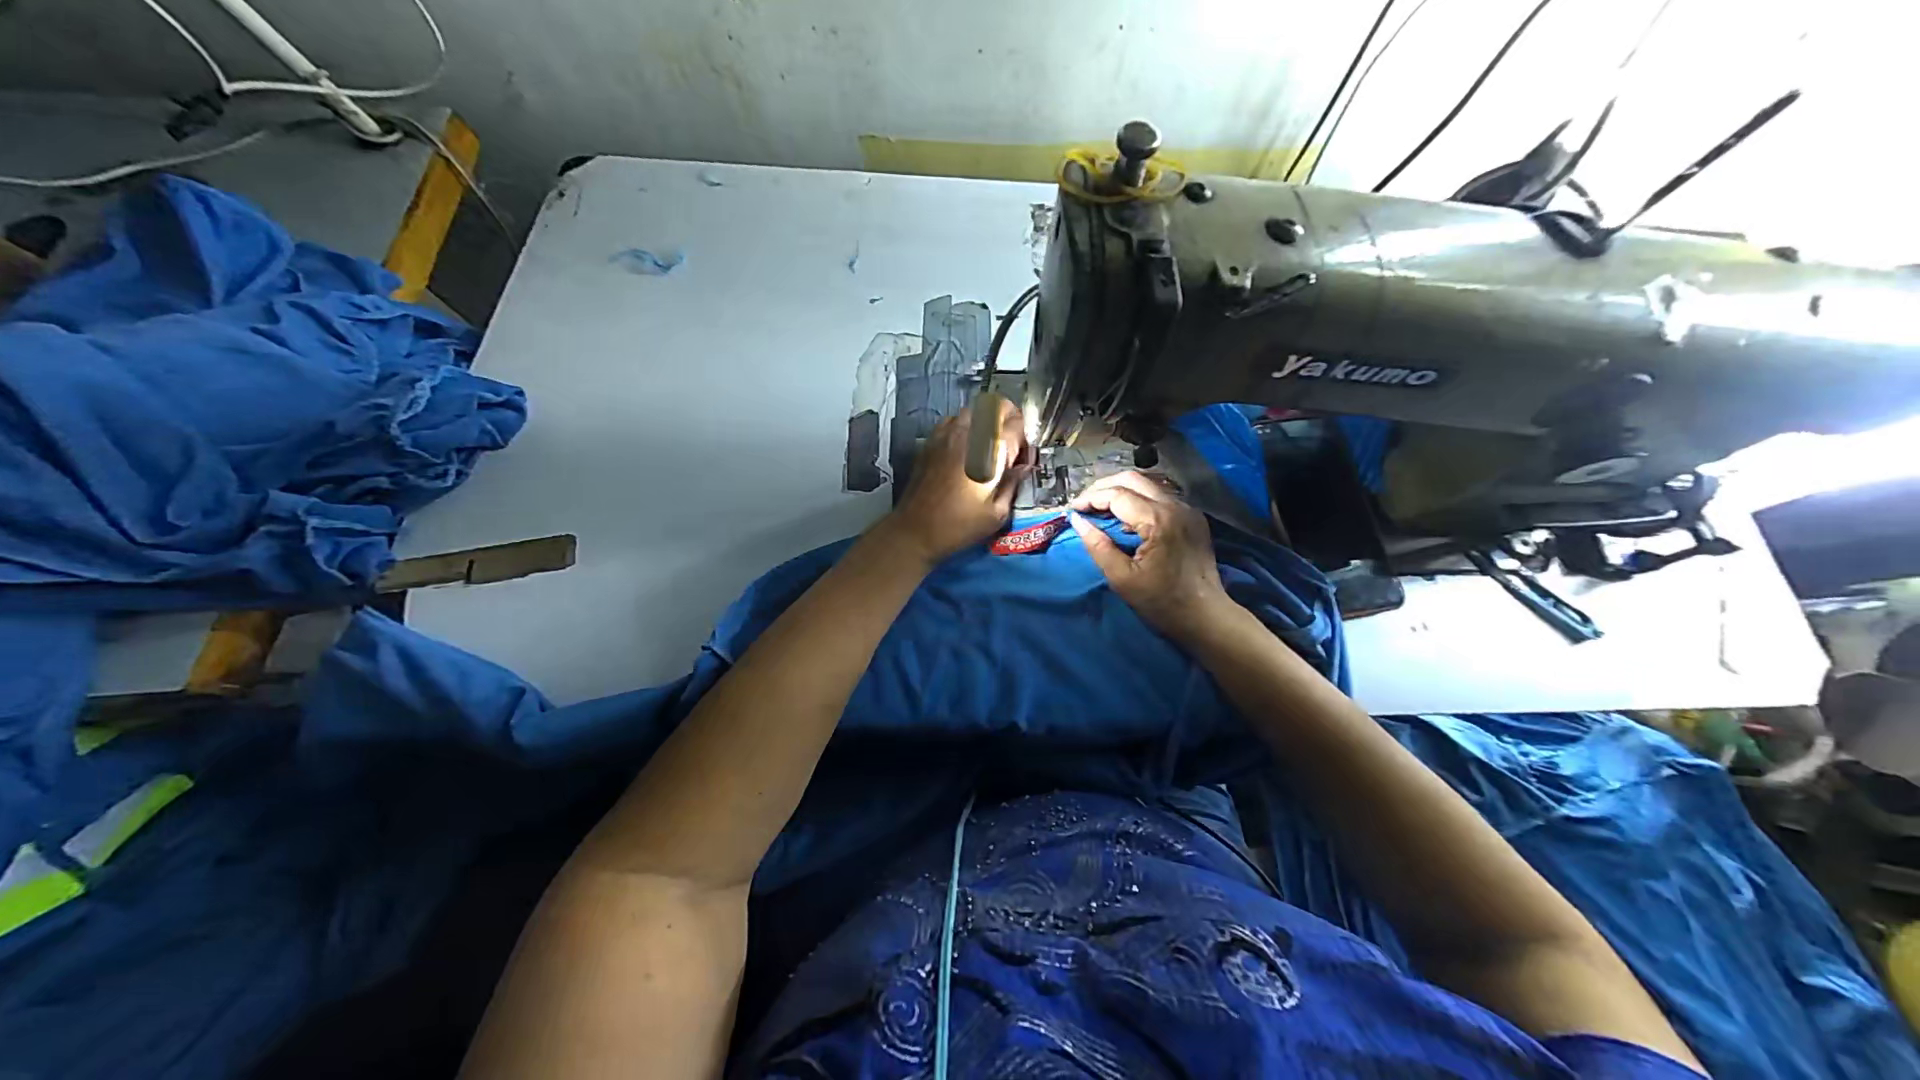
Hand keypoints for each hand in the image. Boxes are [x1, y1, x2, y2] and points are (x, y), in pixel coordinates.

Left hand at [880, 398, 1028, 564]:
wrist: (915, 529)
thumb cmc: (960, 526)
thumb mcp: (997, 513)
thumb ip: (1012, 484)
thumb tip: (1023, 467)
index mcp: (989, 451)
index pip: (1017, 424)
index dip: (1025, 438)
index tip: (1023, 456)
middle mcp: (968, 434)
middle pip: (996, 406)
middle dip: (1009, 420)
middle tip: (1011, 443)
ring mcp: (947, 434)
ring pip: (974, 410)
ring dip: (986, 421)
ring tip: (988, 445)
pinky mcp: (931, 440)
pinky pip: (953, 420)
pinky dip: (964, 426)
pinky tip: (965, 447)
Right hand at [1069, 471, 1238, 639]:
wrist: (1205, 615)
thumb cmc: (1161, 601)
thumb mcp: (1121, 578)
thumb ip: (1098, 546)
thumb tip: (1078, 521)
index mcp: (1158, 520)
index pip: (1117, 494)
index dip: (1091, 499)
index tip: (1073, 509)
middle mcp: (1175, 506)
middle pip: (1133, 479)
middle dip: (1104, 487)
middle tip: (1084, 503)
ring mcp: (1188, 509)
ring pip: (1148, 484)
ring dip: (1121, 491)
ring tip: (1100, 507)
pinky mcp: (1193, 517)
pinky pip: (1161, 496)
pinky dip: (1139, 499)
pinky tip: (1127, 517)